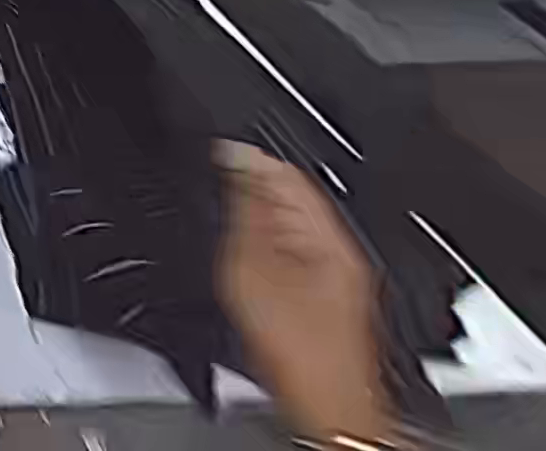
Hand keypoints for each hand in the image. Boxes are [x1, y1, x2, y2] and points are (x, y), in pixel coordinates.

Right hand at [216, 141, 395, 441]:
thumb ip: (243, 204)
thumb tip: (235, 156)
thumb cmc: (289, 335)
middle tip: (207, 180)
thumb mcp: (249, 256)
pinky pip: (286, 241)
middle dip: (246, 182)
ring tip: (219, 212)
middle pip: (290, 194)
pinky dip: (257, 233)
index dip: (246, 155)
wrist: (316, 394)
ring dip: (250, 208)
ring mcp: (332, 271)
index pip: (288, 173)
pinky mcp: (319, 287)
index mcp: (327, 237)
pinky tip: (238, 244)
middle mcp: (338, 250)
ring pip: (286, 217)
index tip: (210, 150)